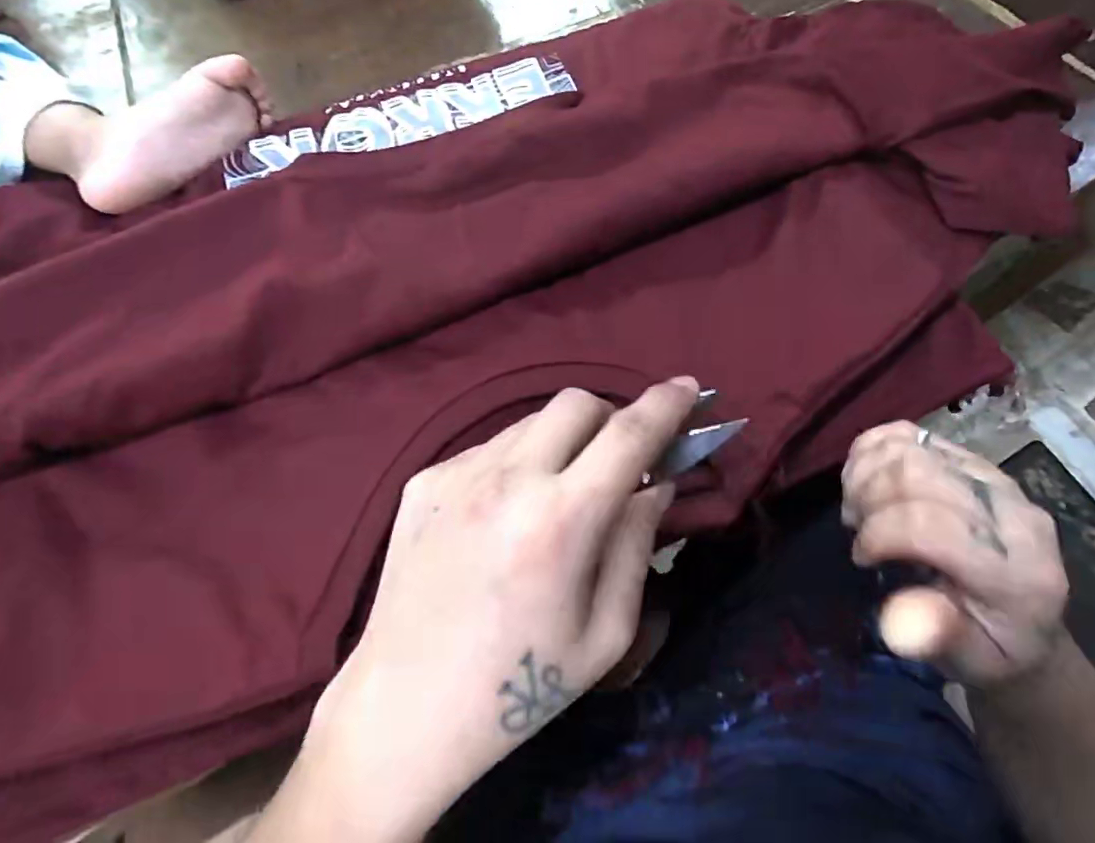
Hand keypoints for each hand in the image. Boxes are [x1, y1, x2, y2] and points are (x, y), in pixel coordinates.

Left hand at [260, 381, 694, 841]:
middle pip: (576, 403)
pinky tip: (506, 515)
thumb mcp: (605, 632)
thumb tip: (656, 482)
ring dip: (562, 441)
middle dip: (611, 418)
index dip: (666, 404)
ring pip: (531, 422)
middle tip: (619, 460)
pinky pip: (489, 448)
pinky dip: (518, 463)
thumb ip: (636, 544)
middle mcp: (507, 480)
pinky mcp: (425, 481)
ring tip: (557, 494)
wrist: (407, 707)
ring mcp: (458, 474)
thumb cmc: (521, 687)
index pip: (628, 435)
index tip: (688, 388)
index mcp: (560, 521)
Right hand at [841, 421, 1067, 687]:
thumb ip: (938, 637)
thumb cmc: (993, 648)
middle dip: (867, 496)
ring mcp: (995, 480)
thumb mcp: (971, 662)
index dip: (879, 534)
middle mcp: (1013, 515)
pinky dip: (874, 449)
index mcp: (1017, 573)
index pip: (931, 526)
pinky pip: (911, 434)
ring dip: (865, 471)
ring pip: (910, 446)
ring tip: (859, 504)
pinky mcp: (974, 462)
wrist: (1029, 627)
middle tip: (856, 525)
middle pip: (917, 473)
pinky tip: (865, 479)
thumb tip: (898, 621)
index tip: (862, 557)